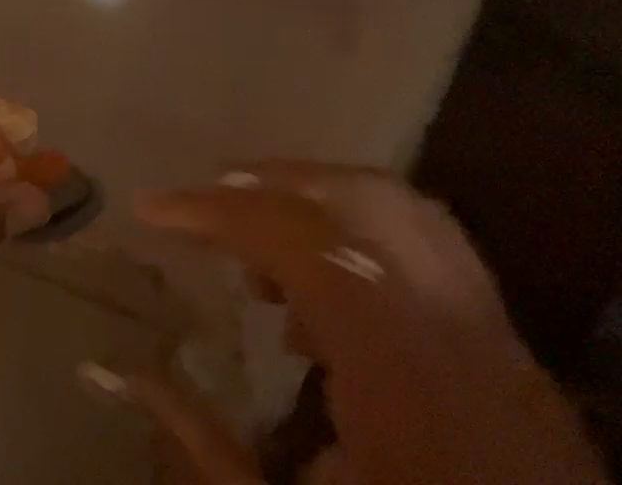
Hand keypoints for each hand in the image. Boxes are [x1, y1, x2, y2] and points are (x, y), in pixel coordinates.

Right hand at [97, 162, 608, 484]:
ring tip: (248, 226)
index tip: (147, 210)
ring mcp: (498, 335)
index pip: (306, 244)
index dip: (217, 212)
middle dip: (268, 183)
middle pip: (367, 203)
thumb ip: (199, 437)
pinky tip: (317, 284)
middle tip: (196, 199)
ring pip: (409, 212)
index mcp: (402, 374)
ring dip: (315, 199)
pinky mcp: (511, 349)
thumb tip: (110, 369)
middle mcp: (460, 335)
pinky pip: (431, 247)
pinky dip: (360, 232)